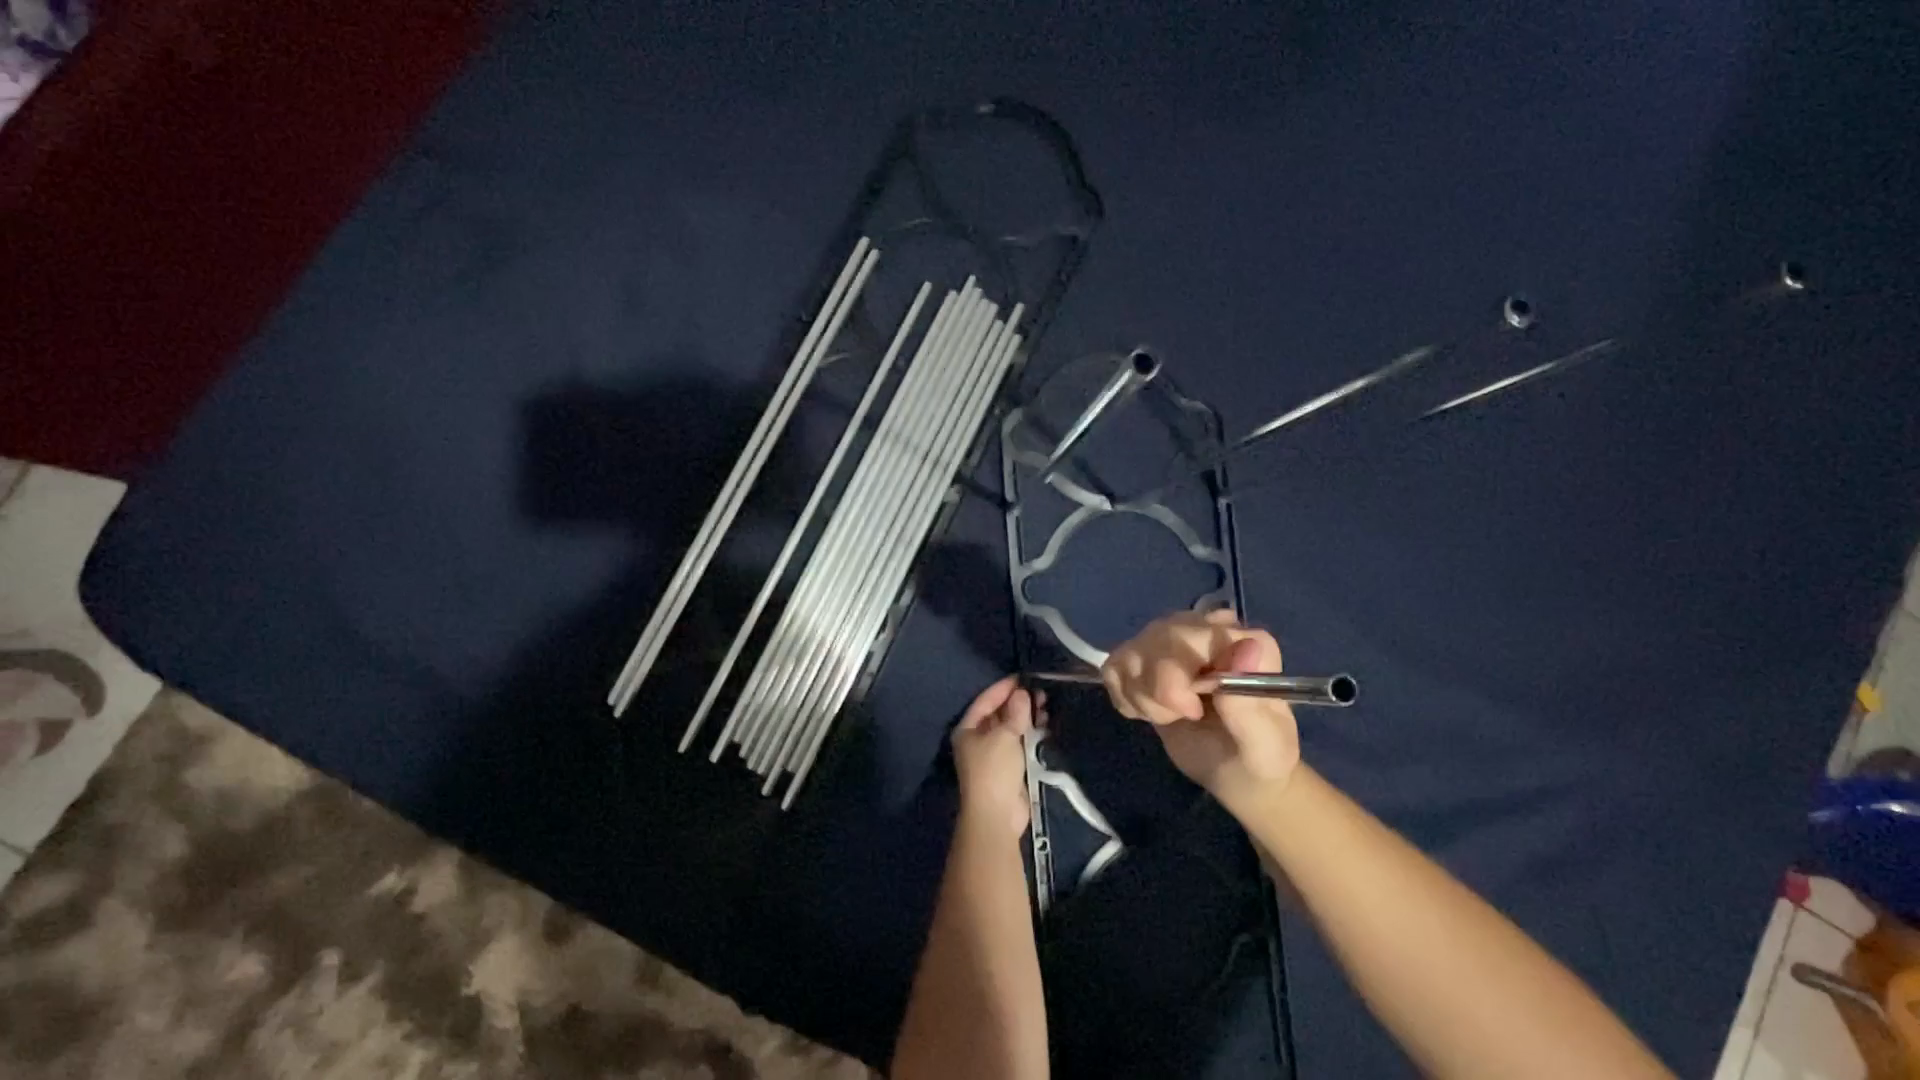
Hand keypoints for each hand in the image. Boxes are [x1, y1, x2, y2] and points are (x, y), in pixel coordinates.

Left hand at [951, 676, 1040, 840]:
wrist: (997, 814)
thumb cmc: (994, 769)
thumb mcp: (1004, 735)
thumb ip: (1015, 713)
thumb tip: (1022, 694)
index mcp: (967, 729)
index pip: (984, 701)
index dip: (1003, 688)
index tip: (1023, 677)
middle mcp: (978, 739)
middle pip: (998, 714)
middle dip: (1018, 702)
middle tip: (1040, 691)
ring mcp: (994, 754)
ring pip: (1012, 728)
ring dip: (1027, 717)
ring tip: (1046, 705)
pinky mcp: (1010, 767)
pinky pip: (1021, 743)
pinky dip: (1031, 733)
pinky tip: (1045, 724)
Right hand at [1100, 610, 1299, 807]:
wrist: (1236, 772)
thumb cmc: (1258, 757)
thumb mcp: (1264, 745)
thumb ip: (1251, 704)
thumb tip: (1248, 647)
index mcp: (1246, 642)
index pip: (1201, 632)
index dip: (1181, 674)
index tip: (1193, 712)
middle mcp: (1206, 631)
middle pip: (1161, 636)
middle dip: (1160, 690)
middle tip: (1184, 717)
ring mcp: (1172, 641)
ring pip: (1133, 651)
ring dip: (1144, 697)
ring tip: (1171, 717)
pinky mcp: (1143, 659)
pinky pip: (1114, 665)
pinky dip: (1126, 698)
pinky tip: (1150, 711)